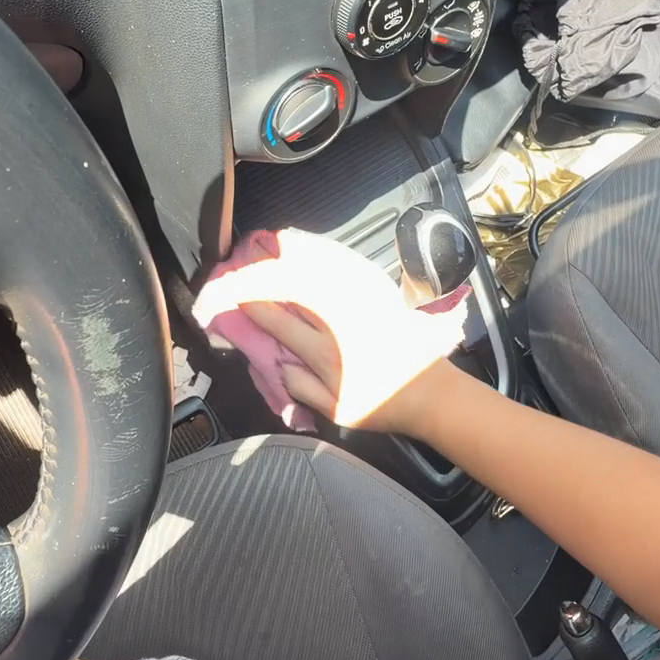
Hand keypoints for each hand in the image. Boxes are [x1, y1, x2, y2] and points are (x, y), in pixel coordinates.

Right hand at [191, 229, 466, 430]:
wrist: (432, 393)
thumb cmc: (382, 406)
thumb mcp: (336, 413)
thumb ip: (302, 388)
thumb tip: (278, 363)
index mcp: (325, 354)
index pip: (275, 319)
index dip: (247, 303)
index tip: (228, 297)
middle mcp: (339, 321)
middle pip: (290, 285)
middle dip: (259, 272)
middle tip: (238, 267)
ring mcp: (360, 302)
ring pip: (314, 269)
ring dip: (285, 256)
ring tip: (263, 247)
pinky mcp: (376, 293)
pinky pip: (342, 265)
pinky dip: (317, 252)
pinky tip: (302, 246)